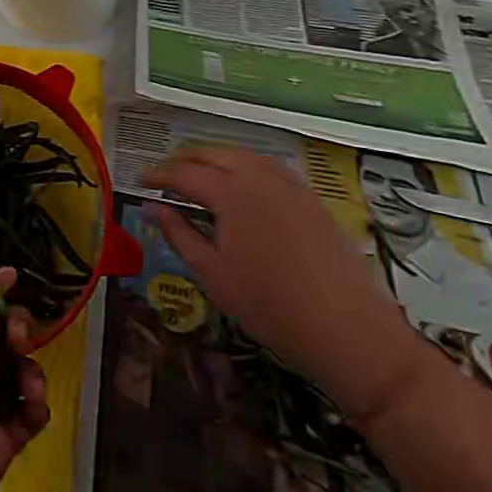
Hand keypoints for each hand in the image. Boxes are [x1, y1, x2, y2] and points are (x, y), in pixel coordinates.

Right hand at [143, 148, 425, 420]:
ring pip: (249, 157)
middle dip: (187, 161)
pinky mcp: (316, 205)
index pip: (185, 174)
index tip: (140, 181)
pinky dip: (250, 168)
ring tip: (202, 174)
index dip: (159, 176)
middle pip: (217, 155)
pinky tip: (245, 187)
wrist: (352, 335)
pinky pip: (275, 171)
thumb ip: (179, 234)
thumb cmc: (270, 307)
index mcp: (232, 195)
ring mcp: (294, 191)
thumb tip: (153, 208)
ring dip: (219, 159)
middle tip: (167, 176)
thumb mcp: (212, 274)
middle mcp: (262, 182)